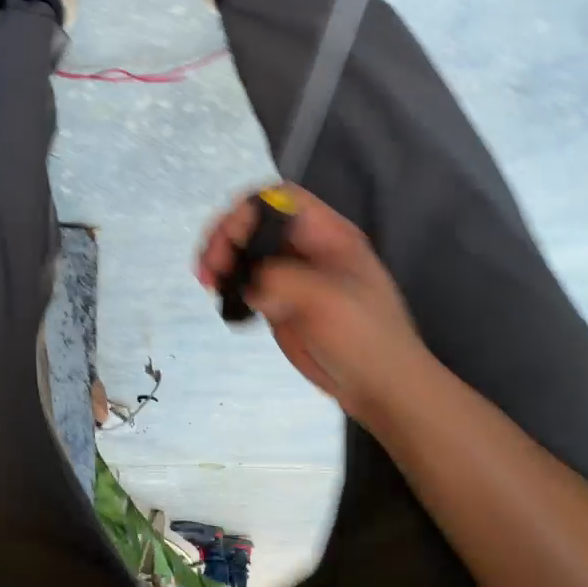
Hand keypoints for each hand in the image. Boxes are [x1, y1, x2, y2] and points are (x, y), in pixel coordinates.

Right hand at [195, 185, 433, 427]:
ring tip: (207, 281)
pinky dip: (226, 279)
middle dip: (226, 236)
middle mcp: (306, 246)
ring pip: (244, 247)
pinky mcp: (278, 297)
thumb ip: (281, 278)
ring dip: (220, 257)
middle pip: (255, 220)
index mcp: (328, 234)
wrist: (380, 388)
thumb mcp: (327, 300)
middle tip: (209, 268)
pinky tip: (219, 294)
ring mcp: (291, 272)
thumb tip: (247, 281)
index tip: (230, 241)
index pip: (280, 198)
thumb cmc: (363, 338)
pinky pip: (244, 276)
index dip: (250, 210)